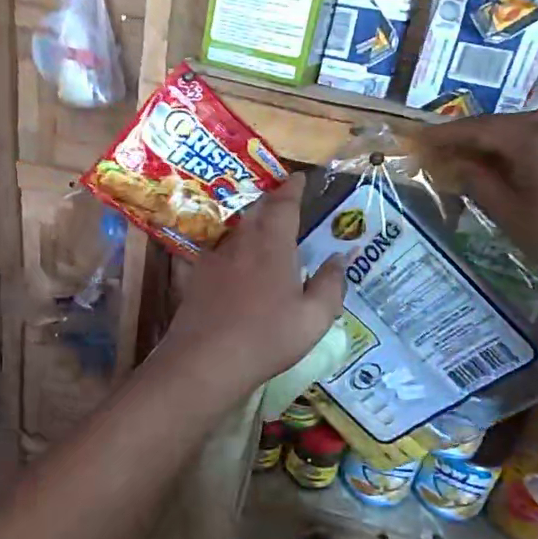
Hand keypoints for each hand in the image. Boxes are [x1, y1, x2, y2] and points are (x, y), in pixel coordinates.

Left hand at [155, 174, 347, 398]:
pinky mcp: (197, 277)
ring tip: (265, 228)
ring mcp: (215, 259)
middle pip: (257, 211)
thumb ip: (331, 284)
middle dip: (272, 201)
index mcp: (272, 245)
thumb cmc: (267, 338)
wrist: (205, 360)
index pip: (283, 204)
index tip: (299, 178)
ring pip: (236, 230)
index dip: (292, 188)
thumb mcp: (313, 318)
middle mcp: (241, 243)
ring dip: (252, 222)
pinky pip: (219, 250)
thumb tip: (340, 258)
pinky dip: (233, 248)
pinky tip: (236, 262)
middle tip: (286, 200)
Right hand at [416, 111, 537, 305]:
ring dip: (507, 141)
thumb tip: (457, 165)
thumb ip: (479, 184)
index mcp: (533, 135)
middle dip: (476, 135)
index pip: (477, 127)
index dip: (445, 134)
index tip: (419, 140)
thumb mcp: (512, 216)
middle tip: (450, 152)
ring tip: (486, 160)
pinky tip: (531, 169)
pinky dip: (536, 147)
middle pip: (508, 122)